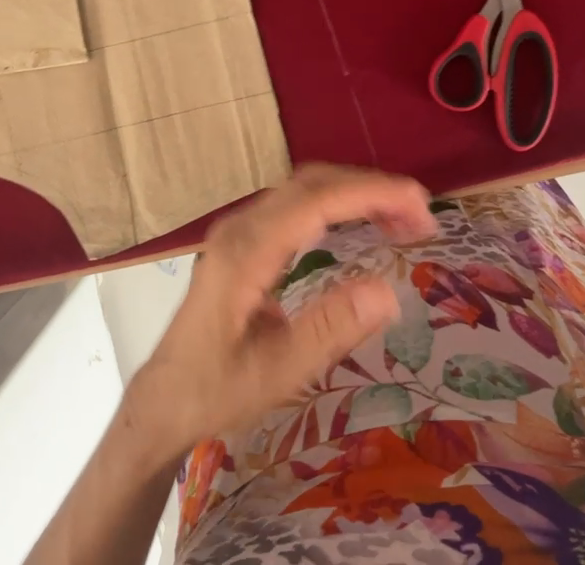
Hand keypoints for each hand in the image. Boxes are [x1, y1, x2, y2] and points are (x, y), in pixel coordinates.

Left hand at [118, 164, 435, 459]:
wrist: (163, 401)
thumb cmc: (216, 391)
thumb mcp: (278, 373)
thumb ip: (330, 330)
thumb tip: (389, 289)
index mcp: (246, 252)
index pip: (317, 200)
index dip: (372, 193)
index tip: (419, 203)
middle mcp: (240, 228)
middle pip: (312, 183)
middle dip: (371, 190)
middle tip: (421, 218)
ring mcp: (238, 231)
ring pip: (303, 190)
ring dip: (354, 195)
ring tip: (402, 221)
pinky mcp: (241, 242)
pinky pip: (294, 205)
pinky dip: (335, 206)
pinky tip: (359, 226)